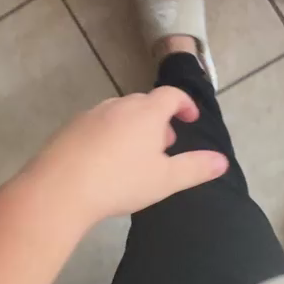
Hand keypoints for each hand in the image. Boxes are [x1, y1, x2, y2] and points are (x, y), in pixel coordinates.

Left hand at [13, 87, 227, 228]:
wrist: (60, 187)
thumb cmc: (120, 181)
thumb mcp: (165, 179)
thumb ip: (195, 168)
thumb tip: (222, 161)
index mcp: (146, 112)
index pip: (171, 95)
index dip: (184, 104)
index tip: (191, 119)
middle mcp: (119, 105)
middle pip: (145, 103)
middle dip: (159, 120)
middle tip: (164, 145)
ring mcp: (92, 114)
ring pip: (120, 113)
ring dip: (133, 127)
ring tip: (135, 155)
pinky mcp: (70, 128)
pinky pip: (98, 124)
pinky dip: (109, 135)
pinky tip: (105, 161)